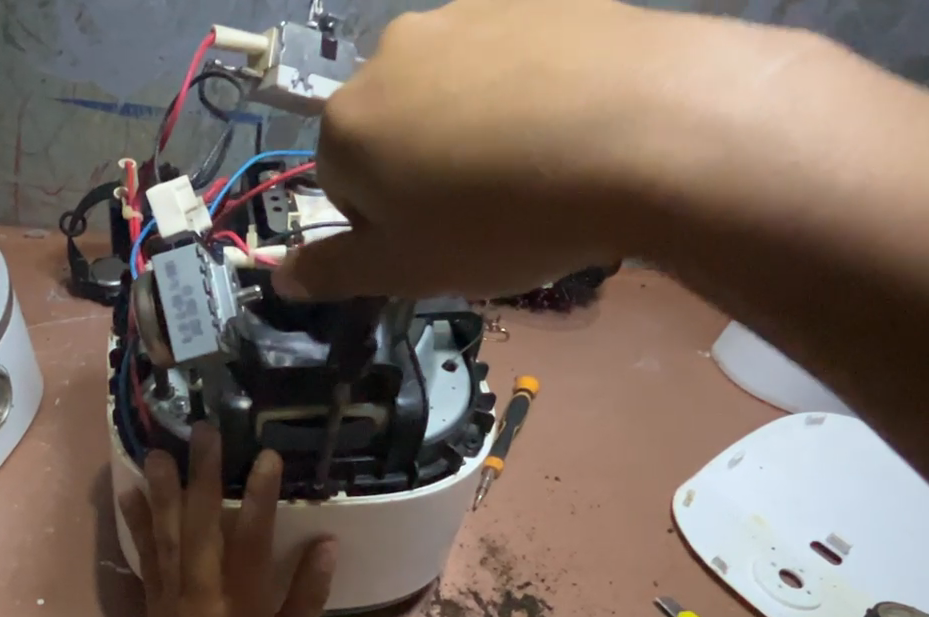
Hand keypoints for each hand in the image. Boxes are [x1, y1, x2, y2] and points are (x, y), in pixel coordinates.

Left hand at [119, 424, 336, 616]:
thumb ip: (308, 594)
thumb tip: (328, 544)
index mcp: (243, 602)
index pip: (253, 538)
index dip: (260, 495)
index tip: (266, 455)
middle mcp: (202, 590)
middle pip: (201, 524)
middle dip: (203, 475)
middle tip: (203, 431)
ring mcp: (172, 594)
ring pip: (166, 534)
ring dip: (162, 490)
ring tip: (157, 450)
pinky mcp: (152, 601)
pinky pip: (145, 556)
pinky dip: (137, 524)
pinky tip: (129, 494)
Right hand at [275, 0, 813, 300]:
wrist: (647, 133)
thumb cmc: (499, 221)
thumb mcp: (403, 272)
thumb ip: (331, 272)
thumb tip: (281, 277)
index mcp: (347, 122)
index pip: (338, 185)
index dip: (381, 224)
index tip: (430, 244)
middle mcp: (391, 53)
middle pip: (387, 130)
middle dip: (416, 171)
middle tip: (477, 212)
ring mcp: (466, 12)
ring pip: (445, 92)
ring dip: (466, 132)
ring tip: (527, 171)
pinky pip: (505, 60)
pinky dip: (518, 95)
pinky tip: (561, 129)